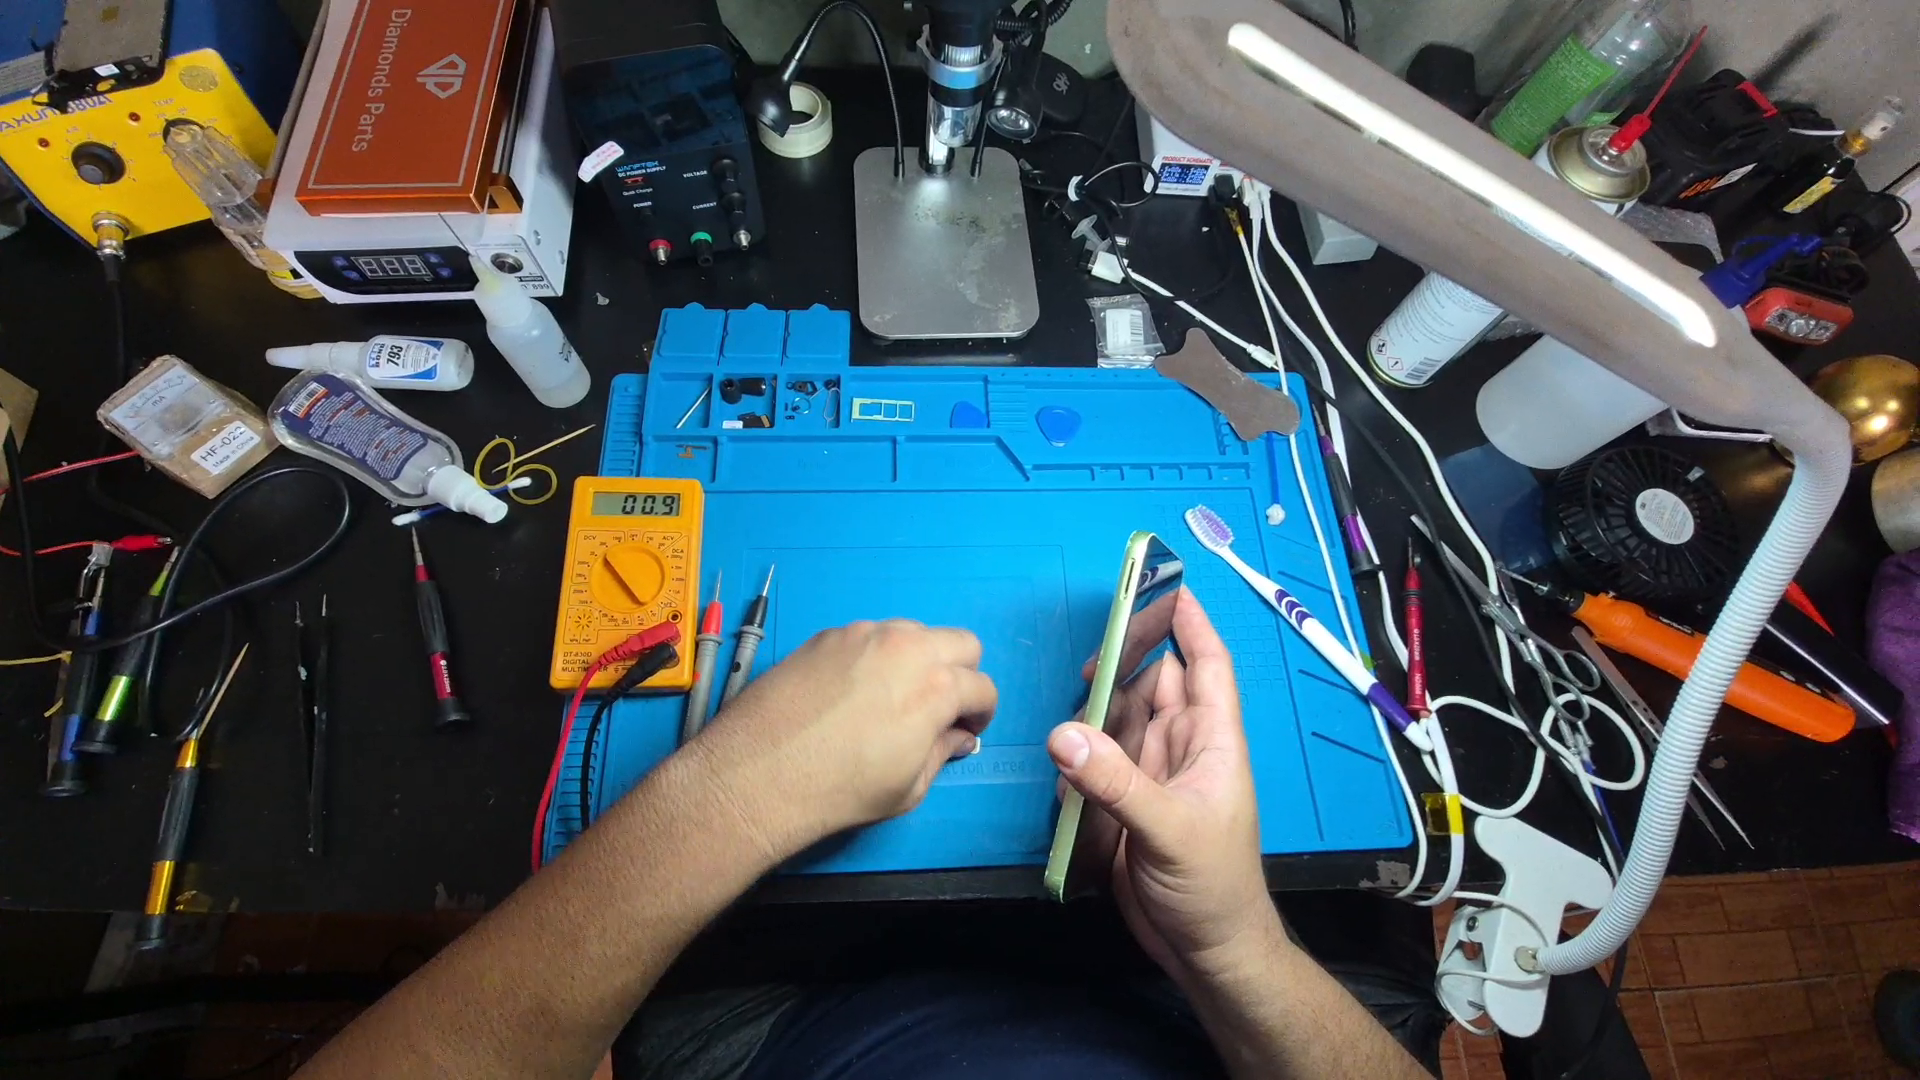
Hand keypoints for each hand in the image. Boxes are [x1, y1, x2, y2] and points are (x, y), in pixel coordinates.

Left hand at [692, 619, 996, 857]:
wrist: (758, 774)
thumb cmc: (841, 791)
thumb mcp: (908, 787)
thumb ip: (943, 752)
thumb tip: (960, 736)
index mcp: (938, 686)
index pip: (983, 687)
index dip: (981, 713)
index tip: (965, 729)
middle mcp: (907, 646)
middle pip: (961, 642)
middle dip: (961, 673)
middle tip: (939, 705)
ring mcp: (865, 633)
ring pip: (914, 631)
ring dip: (918, 658)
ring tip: (891, 694)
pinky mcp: (829, 633)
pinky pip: (870, 635)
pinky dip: (875, 656)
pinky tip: (849, 689)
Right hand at [1047, 588, 1284, 985]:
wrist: (1203, 951)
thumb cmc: (1212, 886)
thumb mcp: (1169, 829)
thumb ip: (1116, 782)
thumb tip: (1063, 734)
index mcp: (1212, 740)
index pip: (1207, 666)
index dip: (1190, 624)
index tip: (1167, 585)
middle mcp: (1182, 745)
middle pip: (1153, 682)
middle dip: (1125, 662)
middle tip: (1087, 662)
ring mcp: (1153, 770)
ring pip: (1122, 715)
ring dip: (1098, 707)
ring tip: (1073, 709)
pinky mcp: (1126, 795)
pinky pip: (1101, 752)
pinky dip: (1082, 745)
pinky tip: (1067, 750)